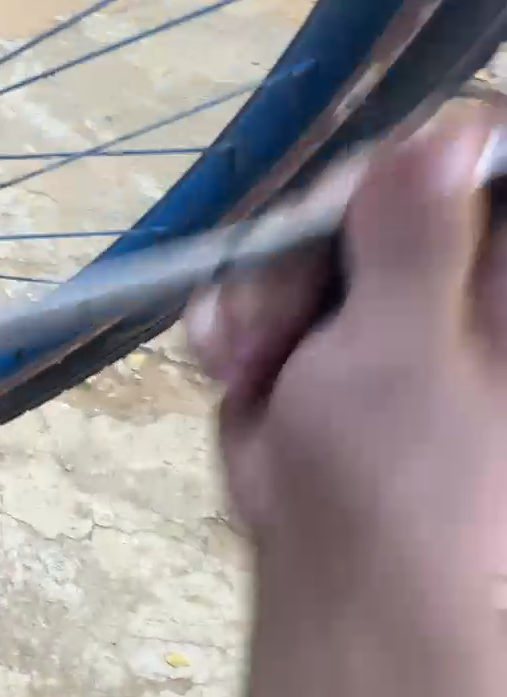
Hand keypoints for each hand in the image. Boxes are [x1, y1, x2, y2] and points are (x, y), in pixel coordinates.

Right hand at [200, 98, 506, 696]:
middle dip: (291, 250)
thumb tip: (442, 134)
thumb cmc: (413, 470)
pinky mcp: (301, 329)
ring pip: (283, 244)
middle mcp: (450, 268)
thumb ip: (420, 245)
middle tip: (272, 322)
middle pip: (359, 196)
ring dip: (245, 295)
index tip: (348, 206)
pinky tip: (227, 363)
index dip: (408, 165)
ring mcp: (370, 298)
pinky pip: (242, 290)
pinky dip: (221, 323)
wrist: (341, 562)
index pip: (476, 158)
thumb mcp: (411, 352)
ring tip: (243, 361)